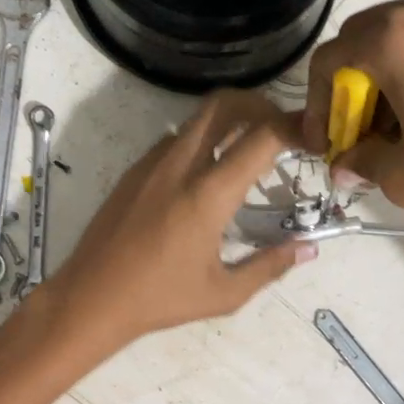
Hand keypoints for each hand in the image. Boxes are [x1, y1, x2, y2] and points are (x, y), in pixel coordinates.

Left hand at [38, 90, 314, 350]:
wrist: (90, 298)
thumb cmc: (160, 300)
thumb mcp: (225, 294)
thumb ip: (270, 266)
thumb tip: (308, 249)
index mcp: (208, 195)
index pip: (261, 136)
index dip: (295, 127)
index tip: (314, 137)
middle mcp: (180, 165)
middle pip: (225, 104)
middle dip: (261, 105)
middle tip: (282, 128)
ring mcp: (153, 163)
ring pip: (199, 118)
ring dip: (230, 122)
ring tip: (250, 152)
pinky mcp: (135, 171)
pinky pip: (176, 139)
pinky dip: (204, 141)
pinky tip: (210, 177)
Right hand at [301, 0, 403, 238]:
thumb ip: (362, 162)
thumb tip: (345, 162)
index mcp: (393, 38)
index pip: (328, 61)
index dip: (315, 106)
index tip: (323, 143)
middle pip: (362, 40)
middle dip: (350, 90)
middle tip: (357, 136)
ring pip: (399, 38)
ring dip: (383, 80)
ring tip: (395, 131)